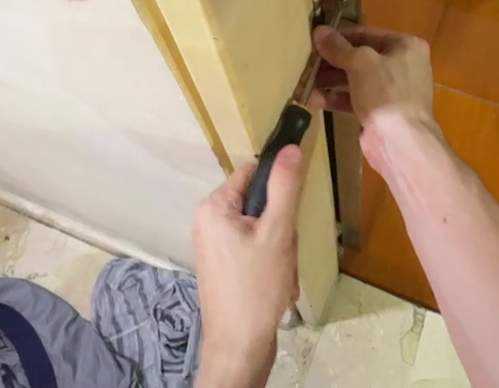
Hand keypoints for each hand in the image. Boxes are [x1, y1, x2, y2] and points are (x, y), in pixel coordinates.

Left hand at [191, 145, 304, 387]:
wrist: (239, 350)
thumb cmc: (256, 288)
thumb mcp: (277, 233)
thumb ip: (285, 187)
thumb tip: (291, 148)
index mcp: (213, 207)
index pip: (253, 173)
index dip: (276, 190)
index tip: (288, 215)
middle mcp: (207, 221)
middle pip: (258, 202)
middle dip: (279, 226)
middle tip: (282, 252)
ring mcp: (213, 246)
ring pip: (259, 227)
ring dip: (278, 248)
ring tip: (279, 272)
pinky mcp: (222, 266)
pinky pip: (253, 248)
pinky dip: (269, 262)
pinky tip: (275, 284)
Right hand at [310, 24, 438, 163]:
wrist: (400, 143)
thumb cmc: (386, 93)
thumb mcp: (360, 63)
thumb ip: (338, 47)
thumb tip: (319, 30)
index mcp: (407, 46)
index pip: (368, 34)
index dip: (341, 36)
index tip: (317, 38)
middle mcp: (403, 65)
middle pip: (361, 57)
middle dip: (334, 61)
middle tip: (309, 61)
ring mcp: (393, 91)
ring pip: (357, 79)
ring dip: (332, 80)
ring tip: (307, 80)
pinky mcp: (381, 112)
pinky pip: (356, 99)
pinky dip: (337, 98)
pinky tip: (315, 100)